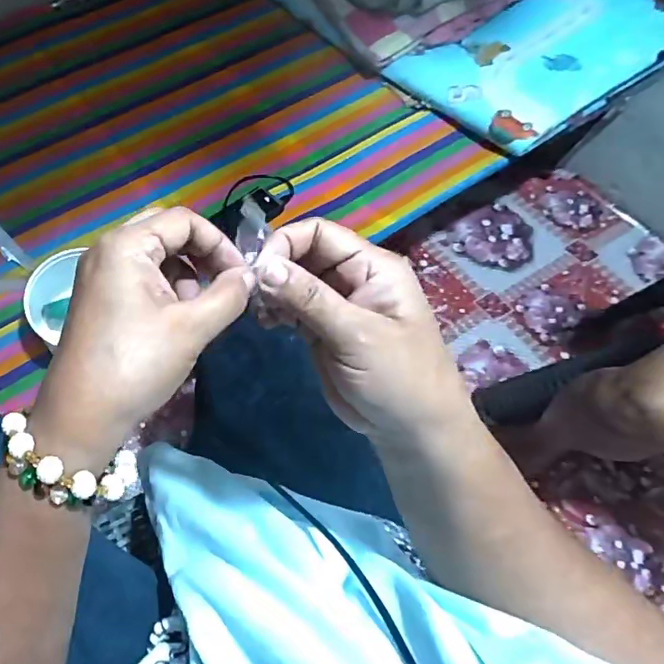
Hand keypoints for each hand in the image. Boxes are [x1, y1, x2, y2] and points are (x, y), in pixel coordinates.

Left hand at [36, 207, 253, 455]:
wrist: (82, 414)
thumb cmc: (137, 364)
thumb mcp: (191, 328)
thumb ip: (228, 294)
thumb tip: (250, 276)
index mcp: (124, 245)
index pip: (183, 221)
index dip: (219, 243)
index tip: (242, 276)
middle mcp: (106, 251)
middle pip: (166, 236)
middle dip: (201, 260)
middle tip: (223, 290)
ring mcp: (97, 276)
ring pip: (154, 260)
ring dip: (184, 279)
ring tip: (198, 315)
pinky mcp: (97, 300)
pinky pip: (138, 280)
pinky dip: (164, 294)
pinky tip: (176, 323)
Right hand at [252, 218, 471, 446]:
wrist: (411, 430)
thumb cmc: (398, 377)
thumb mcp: (356, 334)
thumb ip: (309, 298)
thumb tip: (263, 266)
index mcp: (372, 267)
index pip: (320, 233)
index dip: (285, 244)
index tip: (258, 271)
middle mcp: (352, 278)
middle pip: (302, 254)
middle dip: (273, 269)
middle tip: (252, 296)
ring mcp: (335, 304)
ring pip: (292, 281)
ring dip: (270, 292)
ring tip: (259, 315)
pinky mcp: (320, 329)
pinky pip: (290, 307)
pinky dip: (273, 311)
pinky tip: (265, 324)